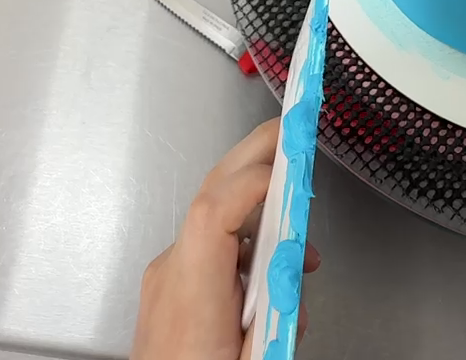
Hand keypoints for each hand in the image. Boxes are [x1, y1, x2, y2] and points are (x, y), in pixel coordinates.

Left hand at [133, 118, 320, 359]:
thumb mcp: (259, 359)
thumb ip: (282, 308)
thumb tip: (300, 264)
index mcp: (191, 298)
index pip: (213, 210)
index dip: (254, 178)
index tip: (290, 166)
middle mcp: (170, 277)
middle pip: (210, 192)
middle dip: (253, 154)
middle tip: (289, 128)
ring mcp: (165, 278)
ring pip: (212, 213)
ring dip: (255, 200)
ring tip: (297, 219)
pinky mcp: (169, 287)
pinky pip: (208, 241)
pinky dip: (243, 233)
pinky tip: (271, 263)